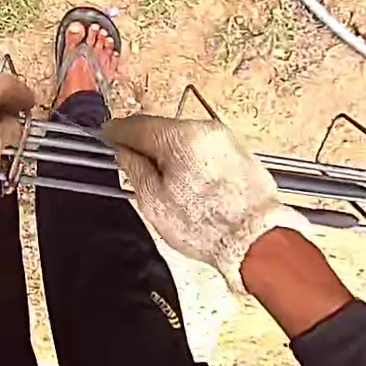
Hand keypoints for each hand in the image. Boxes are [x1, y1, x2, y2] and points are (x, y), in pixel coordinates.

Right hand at [101, 115, 316, 292]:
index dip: (117, 132)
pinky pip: (201, 146)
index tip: (107, 136)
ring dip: (167, 150)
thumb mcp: (153, 201)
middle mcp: (202, 129)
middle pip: (161, 128)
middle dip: (144, 143)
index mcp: (178, 137)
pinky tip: (186, 180)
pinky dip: (188, 157)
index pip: (136, 125)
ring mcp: (223, 138)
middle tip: (131, 162)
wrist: (257, 239)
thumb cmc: (206, 225)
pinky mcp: (237, 150)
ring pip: (182, 137)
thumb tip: (124, 152)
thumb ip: (133, 168)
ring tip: (162, 179)